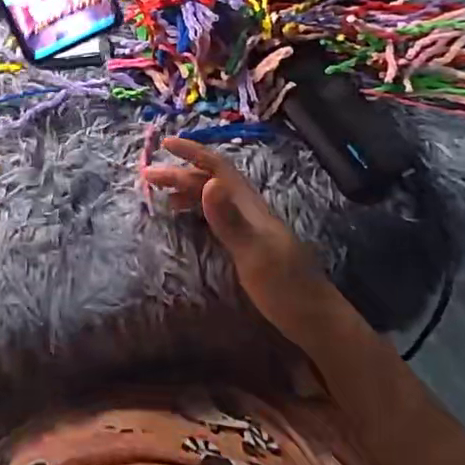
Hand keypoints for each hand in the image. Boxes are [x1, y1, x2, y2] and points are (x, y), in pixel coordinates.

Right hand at [143, 137, 338, 338]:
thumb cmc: (285, 288)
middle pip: (211, 181)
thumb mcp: (253, 254)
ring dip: (187, 190)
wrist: (316, 321)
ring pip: (214, 197)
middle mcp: (249, 210)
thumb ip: (229, 220)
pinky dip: (196, 209)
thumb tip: (207, 183)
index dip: (192, 152)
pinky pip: (216, 215)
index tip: (166, 143)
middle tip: (148, 176)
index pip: (218, 168)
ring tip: (160, 195)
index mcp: (249, 205)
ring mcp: (250, 227)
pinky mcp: (249, 245)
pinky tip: (187, 219)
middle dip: (180, 173)